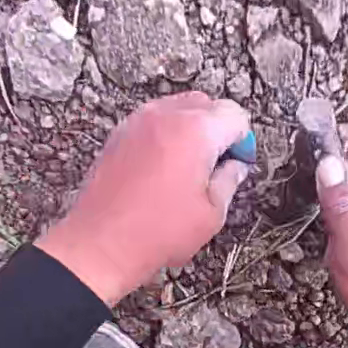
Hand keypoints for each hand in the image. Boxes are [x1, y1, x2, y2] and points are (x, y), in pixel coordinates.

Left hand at [38, 93, 250, 303]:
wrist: (103, 243)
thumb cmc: (158, 232)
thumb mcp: (212, 214)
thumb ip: (230, 181)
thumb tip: (236, 168)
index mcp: (196, 131)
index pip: (235, 115)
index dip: (243, 141)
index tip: (239, 164)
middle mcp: (166, 116)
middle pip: (206, 104)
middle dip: (219, 130)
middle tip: (218, 166)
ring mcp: (138, 122)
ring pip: (177, 109)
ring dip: (192, 130)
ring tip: (191, 169)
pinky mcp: (119, 134)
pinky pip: (153, 121)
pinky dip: (167, 135)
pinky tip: (166, 170)